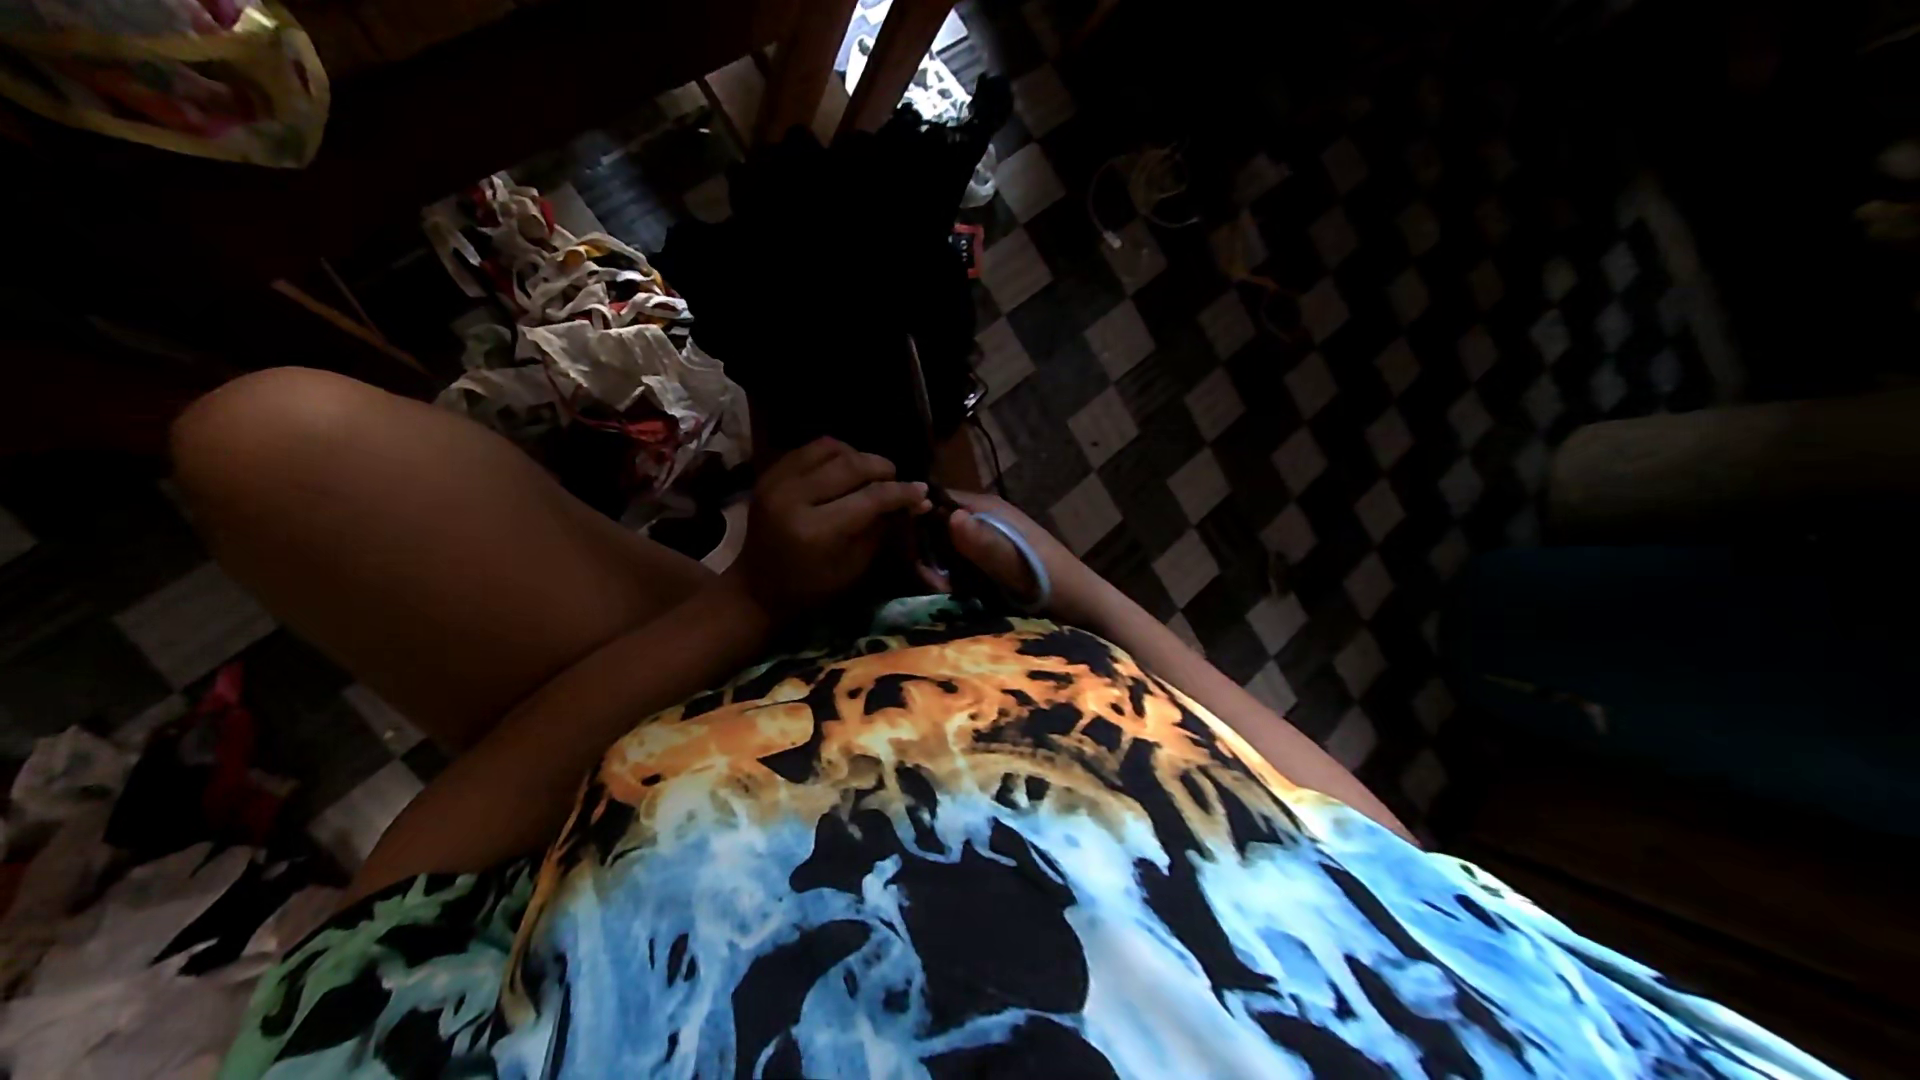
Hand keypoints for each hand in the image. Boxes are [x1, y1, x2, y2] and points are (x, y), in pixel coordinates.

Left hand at [737, 438, 930, 617]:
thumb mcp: (855, 565)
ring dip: (858, 456)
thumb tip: (917, 500)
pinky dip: (834, 455)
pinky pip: (810, 449)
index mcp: (816, 531)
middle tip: (897, 479)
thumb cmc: (812, 586)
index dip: (901, 492)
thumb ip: (884, 527)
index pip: (870, 498)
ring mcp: (777, 482)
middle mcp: (793, 499)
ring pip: (830, 448)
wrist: (758, 586)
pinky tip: (845, 469)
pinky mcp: (769, 474)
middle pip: (851, 465)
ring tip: (871, 473)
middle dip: (882, 468)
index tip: (922, 490)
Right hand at [922, 491, 1118, 626]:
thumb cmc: (1052, 582)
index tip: (907, 547)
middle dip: (925, 553)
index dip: (917, 517)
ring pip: (941, 550)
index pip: (937, 499)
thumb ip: (985, 543)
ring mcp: (983, 543)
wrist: (1083, 609)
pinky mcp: (986, 565)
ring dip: (936, 572)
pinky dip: (949, 582)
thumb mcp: (1016, 564)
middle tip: (931, 581)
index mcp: (988, 509)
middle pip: (934, 527)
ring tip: (942, 591)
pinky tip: (952, 596)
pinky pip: (955, 568)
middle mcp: (982, 520)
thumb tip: (950, 516)